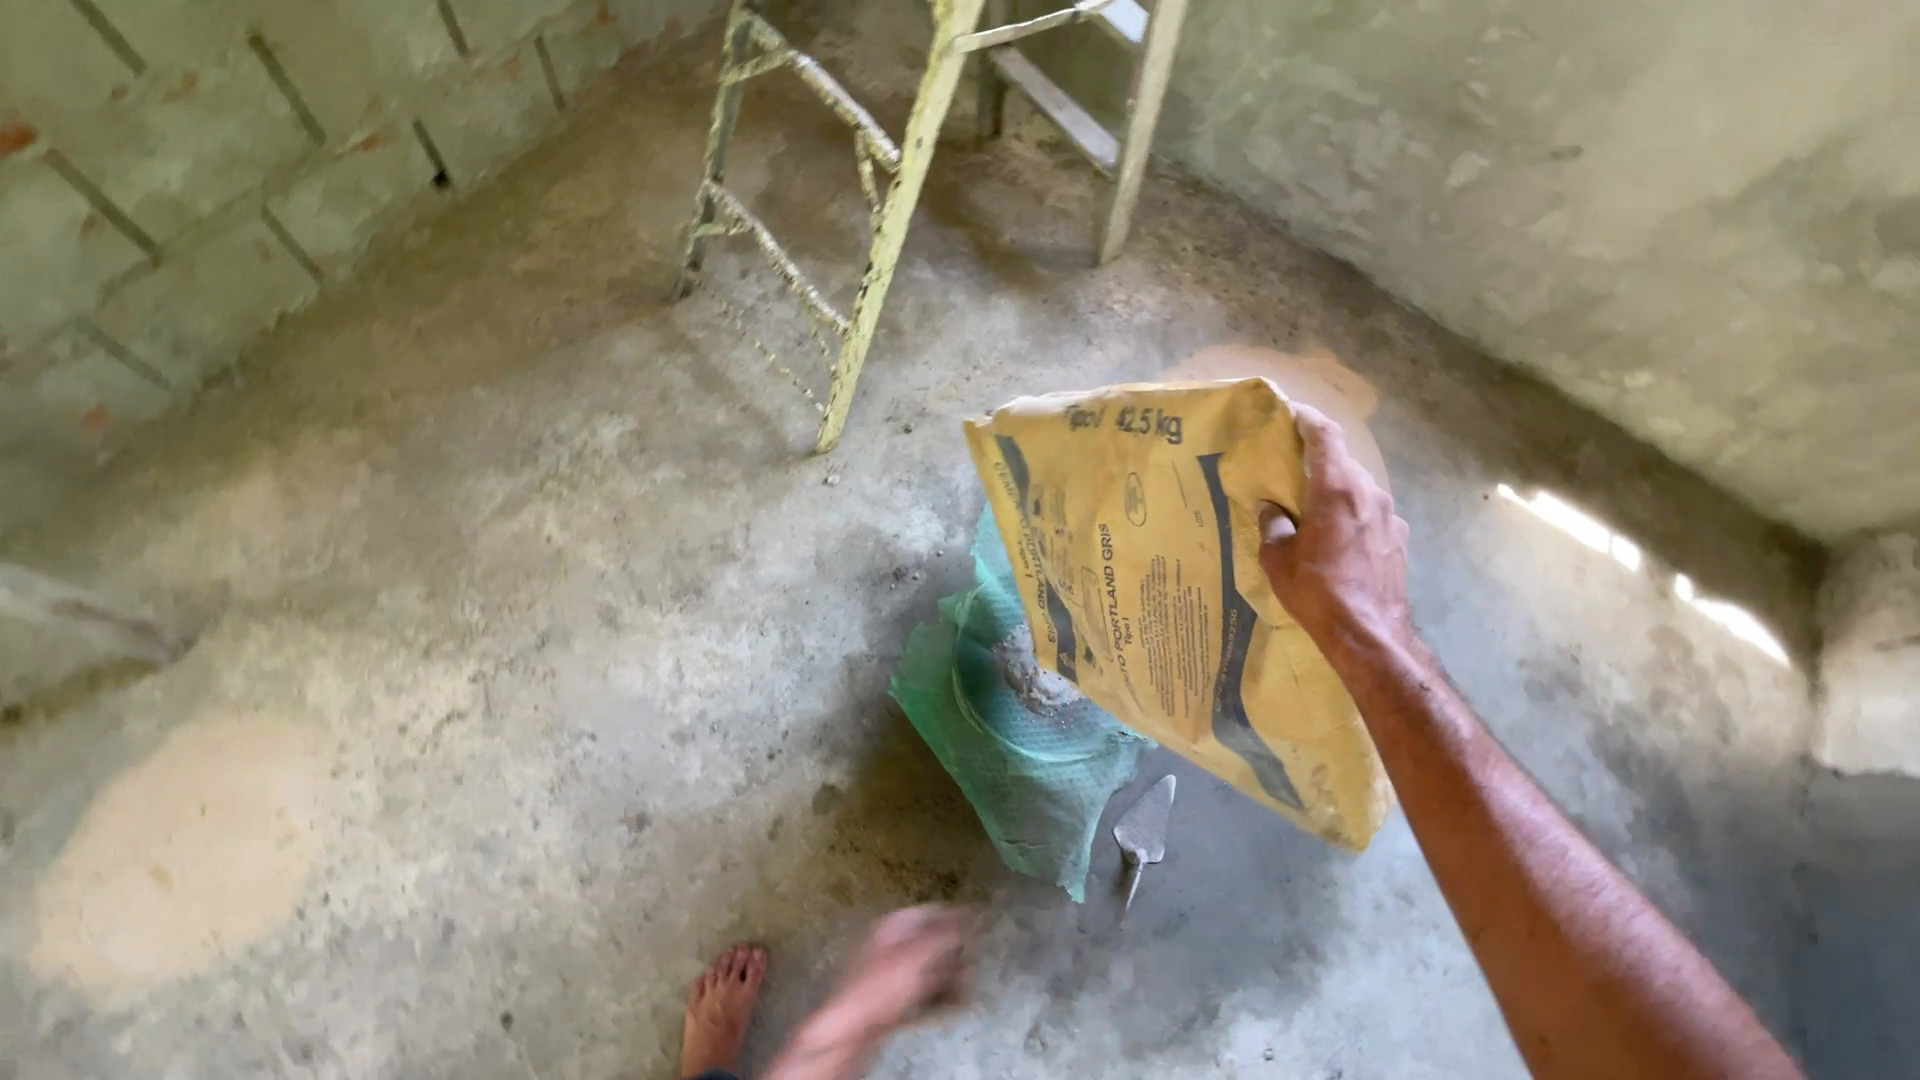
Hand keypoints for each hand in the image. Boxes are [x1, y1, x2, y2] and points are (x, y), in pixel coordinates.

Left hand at [831, 906, 971, 1031]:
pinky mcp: (886, 997)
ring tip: (964, 988)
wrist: (853, 1028)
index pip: (931, 912)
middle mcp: (888, 942)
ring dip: (946, 978)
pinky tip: (948, 1005)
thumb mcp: (920, 954)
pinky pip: (917, 991)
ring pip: (924, 968)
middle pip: (929, 942)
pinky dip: (934, 996)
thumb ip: (946, 932)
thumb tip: (968, 912)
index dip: (954, 920)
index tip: (974, 930)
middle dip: (952, 955)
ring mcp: (886, 971)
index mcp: (892, 924)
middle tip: (969, 965)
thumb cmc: (882, 986)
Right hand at [1259, 404, 1413, 654]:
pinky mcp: (1399, 541)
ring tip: (1312, 508)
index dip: (1308, 419)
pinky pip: (1370, 515)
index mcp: (1337, 489)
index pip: (1325, 436)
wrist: (1369, 634)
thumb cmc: (1317, 591)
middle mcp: (1369, 494)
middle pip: (1343, 462)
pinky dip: (1350, 515)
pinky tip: (1335, 539)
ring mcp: (1390, 517)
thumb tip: (1272, 510)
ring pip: (1358, 489)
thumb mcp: (1278, 559)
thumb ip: (1274, 526)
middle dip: (1318, 461)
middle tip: (1292, 468)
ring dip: (1335, 490)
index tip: (1291, 412)